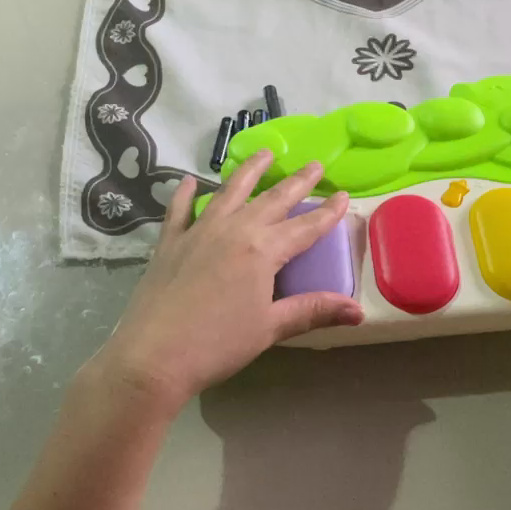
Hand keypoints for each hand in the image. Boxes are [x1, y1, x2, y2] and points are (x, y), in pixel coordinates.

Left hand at [90, 151, 362, 405]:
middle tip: (314, 164)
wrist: (153, 356)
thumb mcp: (270, 328)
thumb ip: (313, 311)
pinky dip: (185, 193)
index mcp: (262, 250)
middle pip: (271, 200)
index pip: (304, 227)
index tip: (344, 196)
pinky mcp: (170, 243)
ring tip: (264, 153)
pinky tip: (190, 180)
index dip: (327, 213)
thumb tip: (358, 312)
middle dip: (296, 182)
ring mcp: (198, 232)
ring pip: (229, 192)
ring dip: (249, 171)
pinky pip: (180, 209)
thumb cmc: (218, 344)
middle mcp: (233, 230)